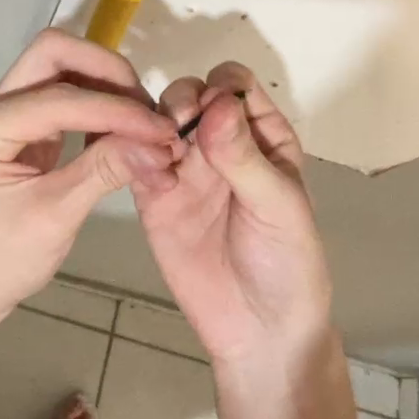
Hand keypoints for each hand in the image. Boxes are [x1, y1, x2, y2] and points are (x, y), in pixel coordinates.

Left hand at [0, 30, 179, 318]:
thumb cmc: (3, 259)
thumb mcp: (56, 217)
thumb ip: (105, 170)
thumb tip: (161, 143)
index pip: (58, 97)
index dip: (115, 109)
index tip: (161, 130)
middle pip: (53, 54)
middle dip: (107, 72)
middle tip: (146, 110)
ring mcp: (1, 112)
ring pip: (59, 66)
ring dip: (106, 85)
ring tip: (142, 123)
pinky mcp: (19, 124)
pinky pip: (62, 93)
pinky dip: (97, 103)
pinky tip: (121, 133)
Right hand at [131, 63, 330, 366]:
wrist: (257, 330)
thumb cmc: (287, 264)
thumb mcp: (279, 207)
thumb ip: (246, 157)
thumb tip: (215, 105)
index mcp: (262, 139)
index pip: (236, 87)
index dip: (221, 88)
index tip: (212, 113)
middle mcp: (220, 146)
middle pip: (190, 95)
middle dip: (180, 101)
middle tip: (179, 133)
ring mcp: (184, 170)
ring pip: (157, 121)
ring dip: (152, 124)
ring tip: (161, 154)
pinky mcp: (153, 196)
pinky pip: (135, 159)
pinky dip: (132, 154)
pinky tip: (145, 174)